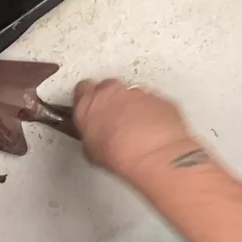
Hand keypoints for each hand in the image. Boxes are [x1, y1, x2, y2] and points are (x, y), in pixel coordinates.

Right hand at [72, 79, 206, 180]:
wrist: (153, 155)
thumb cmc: (120, 153)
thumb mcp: (89, 150)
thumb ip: (88, 133)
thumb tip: (93, 137)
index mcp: (88, 102)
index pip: (82, 89)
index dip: (87, 99)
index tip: (91, 108)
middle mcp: (111, 91)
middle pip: (107, 86)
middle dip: (110, 99)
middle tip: (112, 118)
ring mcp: (137, 93)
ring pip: (131, 93)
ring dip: (131, 105)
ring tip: (134, 127)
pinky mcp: (159, 98)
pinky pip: (152, 101)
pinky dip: (151, 111)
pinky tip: (151, 129)